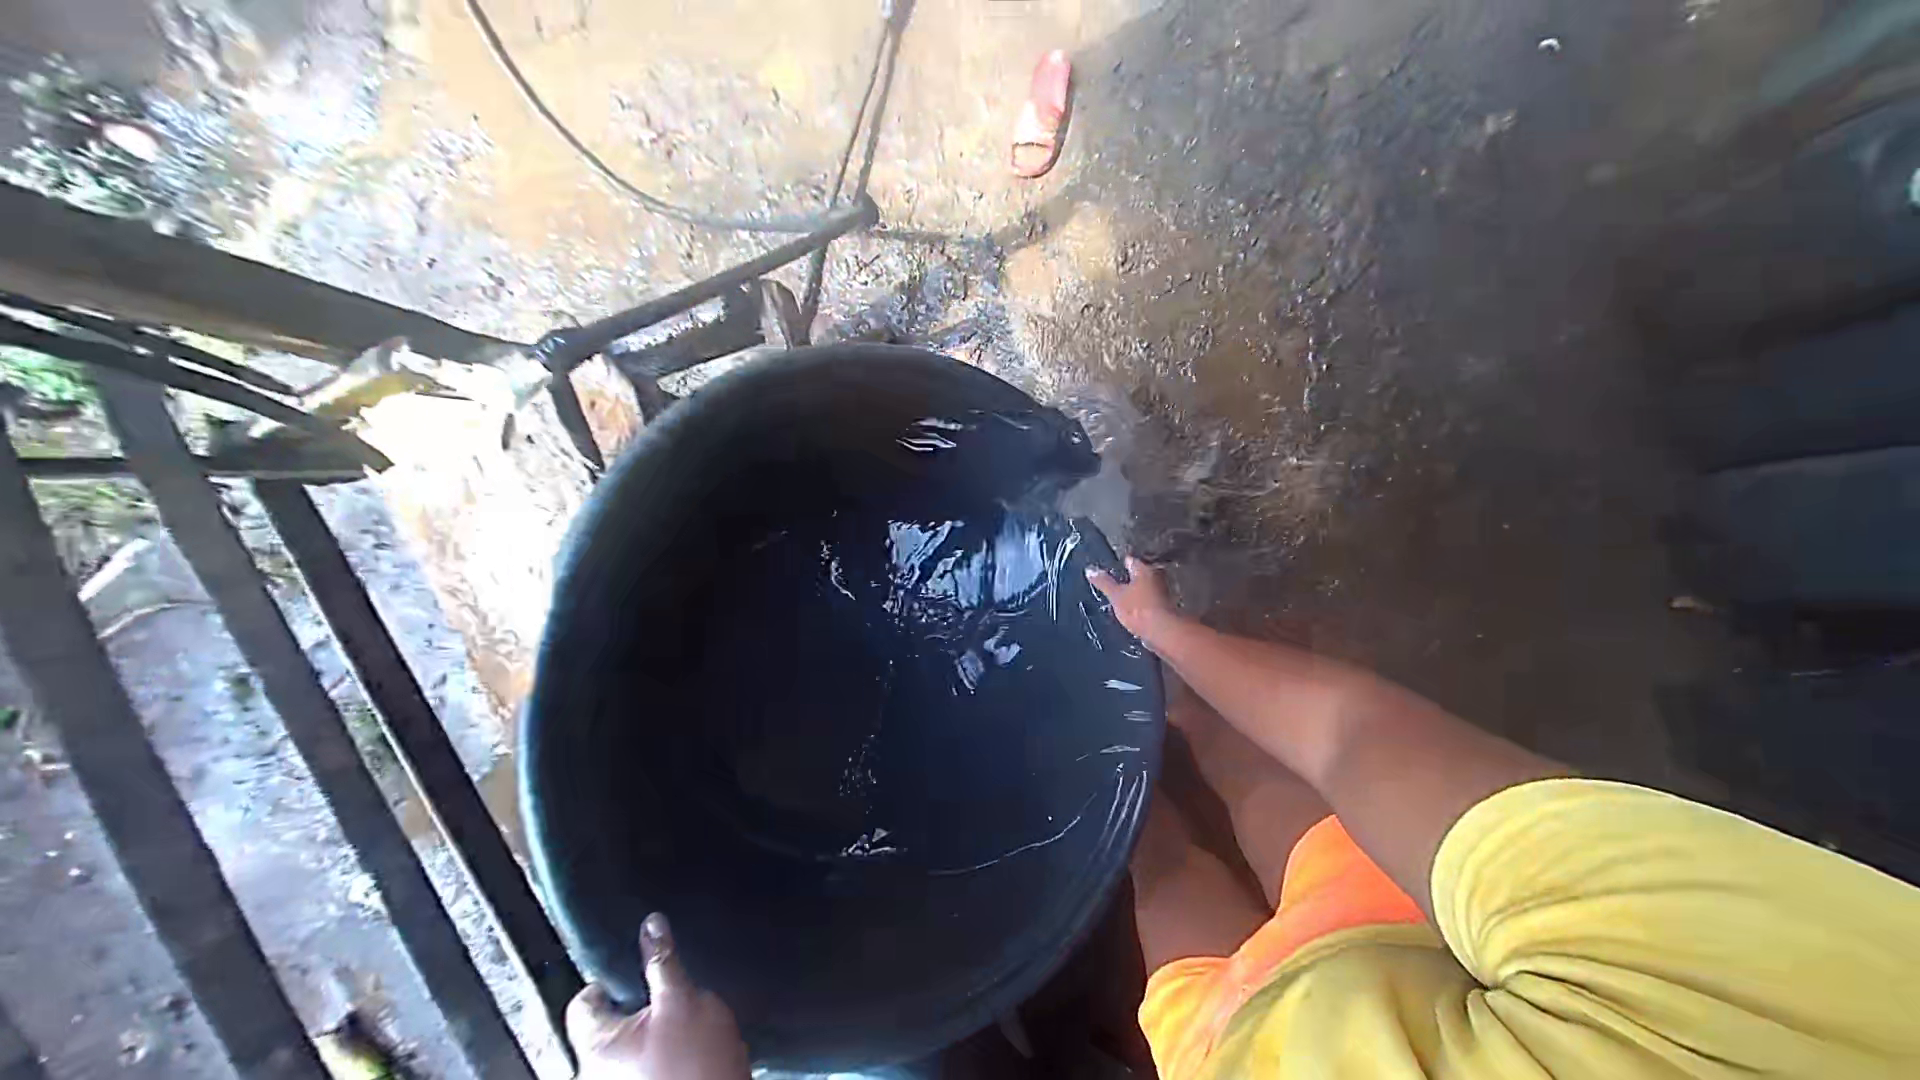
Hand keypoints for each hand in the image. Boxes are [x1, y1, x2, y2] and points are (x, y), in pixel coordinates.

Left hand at [567, 913, 749, 1079]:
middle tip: (667, 1004)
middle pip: (603, 1027)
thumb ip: (663, 962)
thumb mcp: (683, 999)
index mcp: (596, 1048)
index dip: (609, 982)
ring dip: (646, 1038)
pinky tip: (681, 1056)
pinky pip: (635, 1072)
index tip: (635, 976)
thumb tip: (652, 925)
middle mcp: (592, 1078)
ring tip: (679, 1033)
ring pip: (621, 1052)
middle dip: (634, 1011)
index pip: (582, 1003)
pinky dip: (653, 1061)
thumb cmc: (696, 1065)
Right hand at [1086, 557, 1179, 644]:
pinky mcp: (1168, 609)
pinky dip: (1144, 606)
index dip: (1120, 565)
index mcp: (1144, 569)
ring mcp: (1164, 593)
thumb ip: (1103, 582)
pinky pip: (1151, 603)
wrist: (1163, 632)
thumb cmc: (1139, 609)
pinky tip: (1136, 613)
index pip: (1130, 561)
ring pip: (1147, 589)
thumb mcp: (1115, 595)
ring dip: (1138, 593)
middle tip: (1117, 585)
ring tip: (1125, 601)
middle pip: (1140, 574)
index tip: (1111, 569)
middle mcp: (1157, 577)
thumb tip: (1091, 570)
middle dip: (1130, 580)